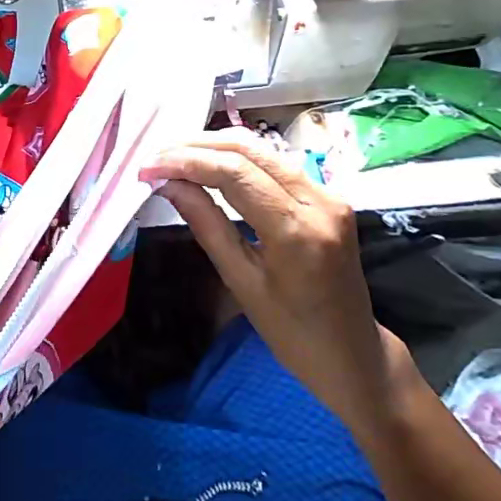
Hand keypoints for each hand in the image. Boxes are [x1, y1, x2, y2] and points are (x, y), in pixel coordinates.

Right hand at [142, 129, 414, 426]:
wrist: (353, 354)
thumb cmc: (291, 332)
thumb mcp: (240, 282)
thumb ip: (205, 225)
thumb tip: (169, 184)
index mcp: (297, 231)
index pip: (234, 173)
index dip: (186, 162)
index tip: (148, 167)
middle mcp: (319, 201)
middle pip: (250, 150)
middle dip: (197, 146)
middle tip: (155, 155)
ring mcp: (329, 196)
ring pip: (264, 151)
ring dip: (216, 148)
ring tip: (174, 156)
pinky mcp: (329, 197)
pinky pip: (277, 165)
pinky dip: (238, 160)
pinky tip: (209, 165)